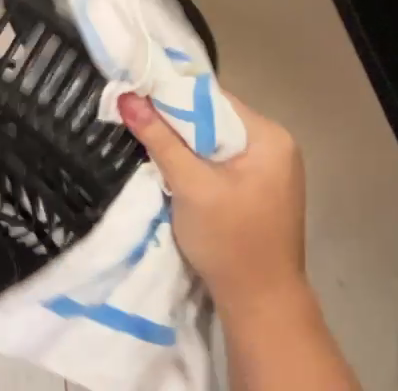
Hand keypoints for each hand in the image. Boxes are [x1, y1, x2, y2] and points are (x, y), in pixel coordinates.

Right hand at [117, 90, 309, 317]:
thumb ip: (158, 138)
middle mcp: (273, 145)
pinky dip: (188, 157)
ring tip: (141, 137)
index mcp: (269, 138)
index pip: (209, 97)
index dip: (168, 94)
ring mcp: (265, 166)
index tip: (131, 96)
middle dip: (170, 118)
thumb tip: (125, 95)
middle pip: (208, 115)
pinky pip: (213, 155)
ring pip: (208, 136)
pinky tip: (166, 164)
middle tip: (130, 117)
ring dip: (177, 139)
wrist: (259, 303)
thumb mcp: (190, 185)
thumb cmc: (231, 241)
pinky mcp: (252, 184)